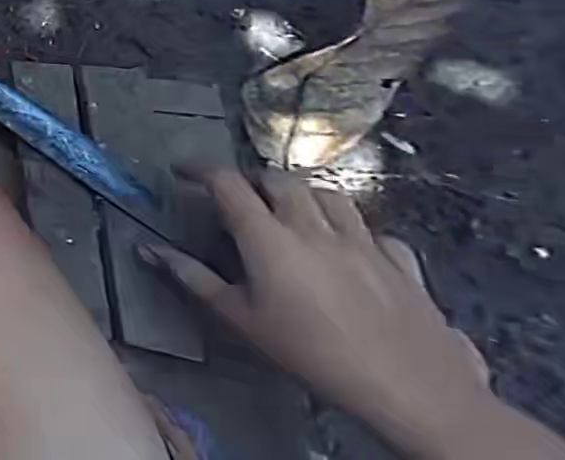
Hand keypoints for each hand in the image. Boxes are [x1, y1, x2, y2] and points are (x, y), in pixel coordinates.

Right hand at [145, 168, 492, 453]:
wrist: (417, 396)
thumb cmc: (312, 354)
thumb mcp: (239, 319)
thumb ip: (192, 277)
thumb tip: (147, 249)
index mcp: (268, 236)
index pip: (226, 182)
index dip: (199, 169)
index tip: (182, 172)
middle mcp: (314, 229)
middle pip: (280, 179)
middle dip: (252, 178)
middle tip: (236, 192)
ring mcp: (365, 246)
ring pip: (330, 195)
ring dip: (303, 194)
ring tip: (289, 208)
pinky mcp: (404, 268)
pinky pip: (377, 233)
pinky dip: (356, 230)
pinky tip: (350, 247)